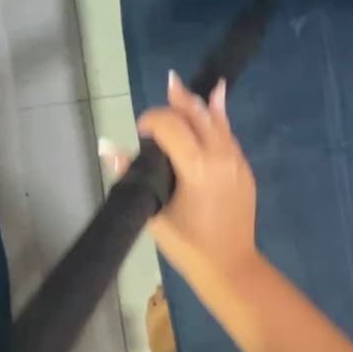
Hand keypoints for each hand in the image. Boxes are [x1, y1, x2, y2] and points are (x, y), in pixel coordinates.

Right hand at [103, 72, 259, 283]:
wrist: (231, 266)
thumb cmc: (189, 246)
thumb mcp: (154, 214)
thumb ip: (131, 176)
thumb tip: (107, 147)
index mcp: (197, 166)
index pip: (171, 125)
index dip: (152, 119)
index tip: (141, 131)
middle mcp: (221, 156)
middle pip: (198, 114)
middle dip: (180, 100)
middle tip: (169, 85)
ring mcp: (237, 162)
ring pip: (218, 122)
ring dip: (200, 105)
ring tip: (186, 88)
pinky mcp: (245, 170)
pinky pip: (229, 137)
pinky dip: (217, 121)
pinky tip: (214, 105)